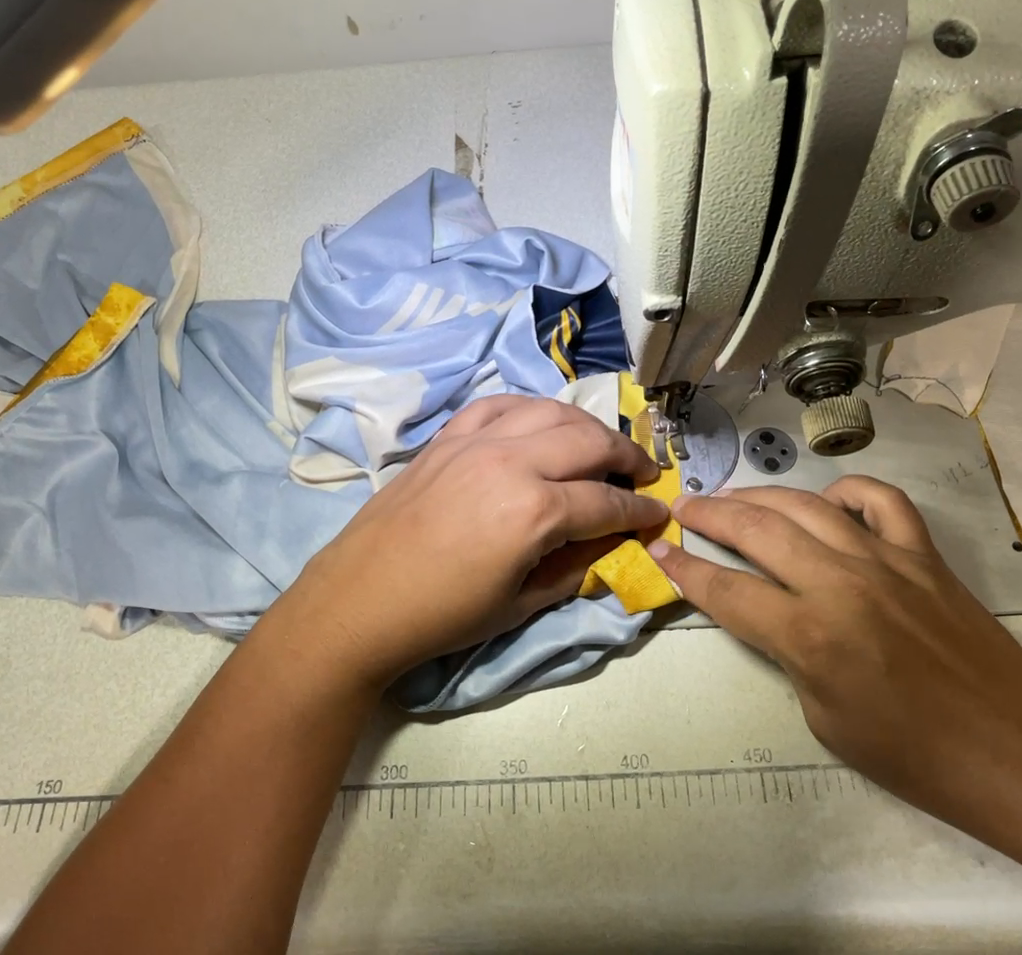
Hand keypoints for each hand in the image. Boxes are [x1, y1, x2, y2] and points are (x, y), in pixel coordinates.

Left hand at [272, 395, 667, 691]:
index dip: (640, 510)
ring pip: (549, 412)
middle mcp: (512, 462)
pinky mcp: (447, 438)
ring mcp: (476, 442)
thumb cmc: (443, 616)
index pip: (607, 501)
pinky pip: (499, 405)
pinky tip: (540, 424)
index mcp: (535, 512)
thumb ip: (571, 568)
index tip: (659, 512)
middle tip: (644, 473)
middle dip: (627, 456)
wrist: (362, 600)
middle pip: (589, 441)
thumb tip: (603, 545)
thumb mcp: (521, 605)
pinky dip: (530, 410)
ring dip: (585, 426)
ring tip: (600, 445)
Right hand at [650, 477, 1021, 827]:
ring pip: (808, 506)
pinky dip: (848, 492)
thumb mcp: (823, 719)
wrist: (1015, 754)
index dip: (684, 569)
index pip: (726, 589)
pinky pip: (881, 501)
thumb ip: (788, 654)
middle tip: (684, 506)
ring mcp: (887, 561)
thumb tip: (770, 614)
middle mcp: (841, 584)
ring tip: (732, 495)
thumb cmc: (912, 757)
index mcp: (809, 635)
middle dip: (710, 514)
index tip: (658, 550)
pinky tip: (827, 502)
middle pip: (757, 530)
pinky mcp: (925, 555)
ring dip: (761, 496)